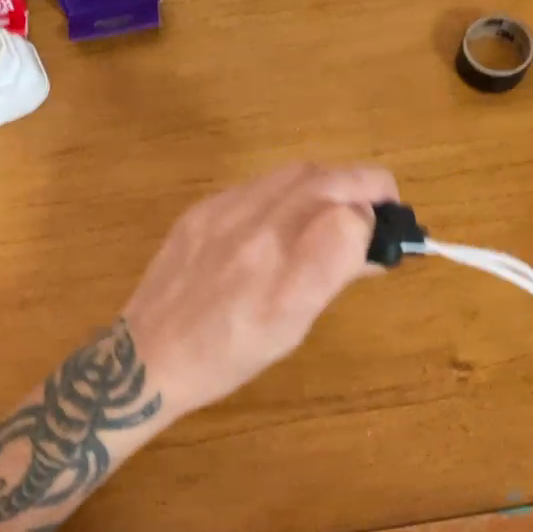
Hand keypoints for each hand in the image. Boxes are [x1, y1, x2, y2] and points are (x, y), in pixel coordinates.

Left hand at [121, 163, 399, 418]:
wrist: (149, 354)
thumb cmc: (228, 359)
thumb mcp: (292, 329)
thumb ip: (333, 277)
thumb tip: (374, 244)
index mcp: (286, 282)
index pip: (353, 218)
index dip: (374, 225)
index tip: (378, 241)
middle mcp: (260, 237)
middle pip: (333, 180)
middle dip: (369, 187)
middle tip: (383, 206)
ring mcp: (226, 215)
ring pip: (300, 172)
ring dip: (332, 183)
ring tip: (338, 208)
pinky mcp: (203, 208)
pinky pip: (263, 184)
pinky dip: (291, 192)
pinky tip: (287, 217)